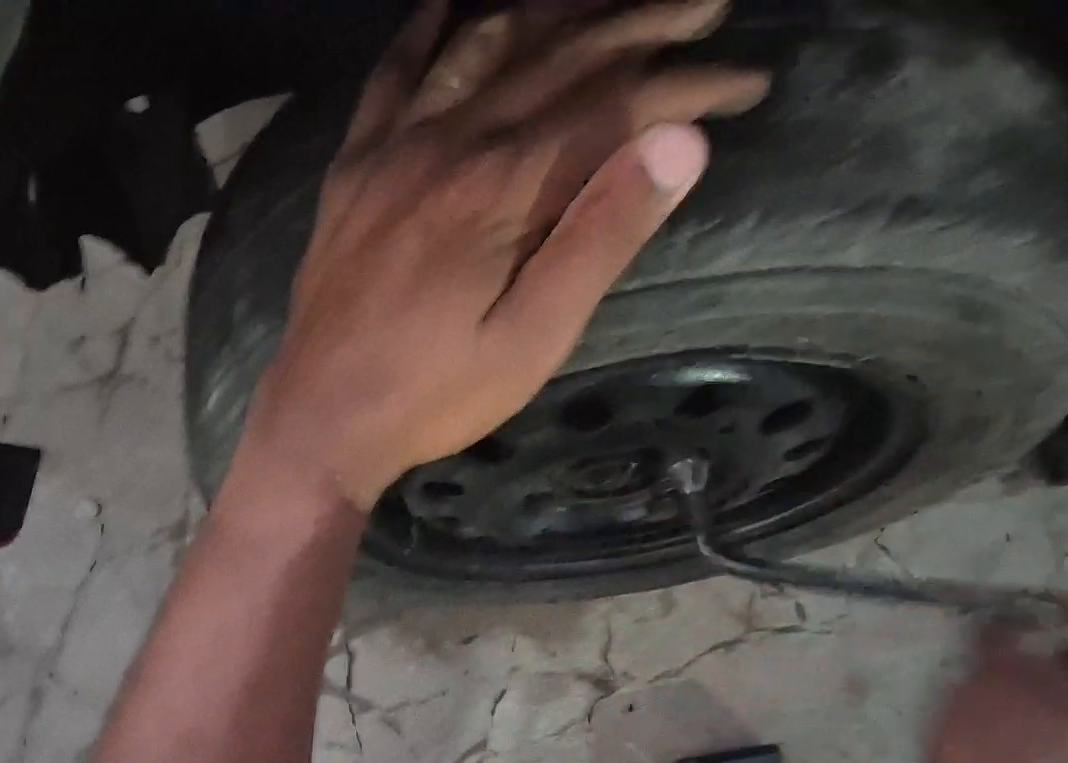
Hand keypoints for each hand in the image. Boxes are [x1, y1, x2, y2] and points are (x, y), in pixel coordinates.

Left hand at [229, 0, 768, 510]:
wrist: (322, 417)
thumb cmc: (435, 395)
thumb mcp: (533, 340)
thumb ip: (600, 239)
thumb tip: (680, 143)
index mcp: (502, 188)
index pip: (612, 107)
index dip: (687, 87)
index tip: (744, 81)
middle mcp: (448, 143)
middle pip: (557, 58)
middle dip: (640, 23)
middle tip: (704, 4)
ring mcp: (391, 148)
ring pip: (484, 45)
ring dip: (556, 10)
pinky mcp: (354, 167)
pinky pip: (394, 72)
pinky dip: (431, 27)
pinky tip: (455, 1)